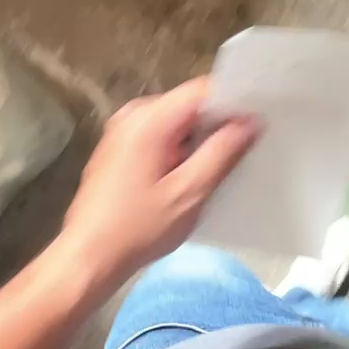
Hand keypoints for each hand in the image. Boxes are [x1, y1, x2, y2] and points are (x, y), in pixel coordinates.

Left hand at [57, 77, 259, 284]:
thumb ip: (223, 152)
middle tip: (247, 147)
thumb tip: (250, 122)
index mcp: (149, 119)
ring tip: (223, 167)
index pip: (202, 90)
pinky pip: (160, 136)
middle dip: (217, 124)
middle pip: (188, 105)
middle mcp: (132, 115)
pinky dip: (179, 150)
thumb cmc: (138, 228)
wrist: (88, 258)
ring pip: (176, 123)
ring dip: (199, 141)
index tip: (260, 119)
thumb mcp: (190, 193)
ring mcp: (122, 131)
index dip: (234, 100)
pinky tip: (193, 177)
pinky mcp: (119, 149)